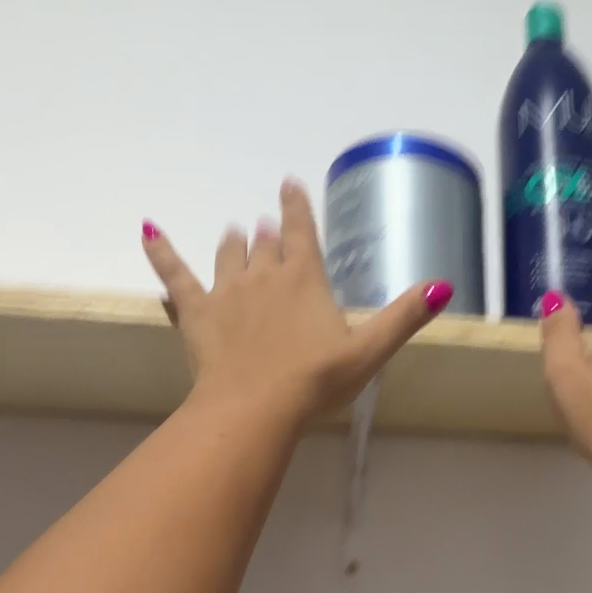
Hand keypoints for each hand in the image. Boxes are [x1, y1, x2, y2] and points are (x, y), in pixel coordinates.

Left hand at [142, 180, 453, 424]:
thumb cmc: (316, 381)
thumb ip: (404, 316)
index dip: (297, 207)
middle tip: (265, 225)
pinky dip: (161, 253)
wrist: (256, 408)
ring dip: (233, 243)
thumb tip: (443, 285)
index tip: (290, 184)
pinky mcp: (197, 314)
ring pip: (228, 256)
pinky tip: (148, 231)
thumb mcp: (370, 351)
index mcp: (305, 279)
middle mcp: (264, 275)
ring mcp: (227, 292)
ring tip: (233, 231)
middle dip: (268, 233)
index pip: (301, 231)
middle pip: (265, 245)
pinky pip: (175, 275)